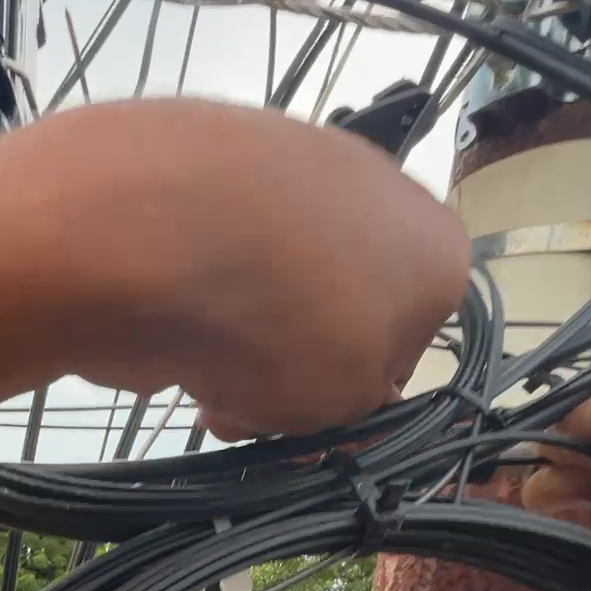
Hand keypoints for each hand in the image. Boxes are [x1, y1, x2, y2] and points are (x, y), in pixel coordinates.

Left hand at [0, 99, 471, 440]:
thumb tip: (322, 386)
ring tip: (201, 372)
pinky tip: (169, 329)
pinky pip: (212, 261)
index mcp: (435, 250)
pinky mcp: (207, 173)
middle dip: (284, 371)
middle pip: (328, 313)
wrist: (156, 236)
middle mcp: (370, 191)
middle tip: (248, 406)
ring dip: (235, 347)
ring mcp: (287, 171)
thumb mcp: (348, 408)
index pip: (402, 347)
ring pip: (267, 291)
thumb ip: (351, 405)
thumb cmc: (282, 321)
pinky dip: (194, 302)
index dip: (349, 394)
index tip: (310, 419)